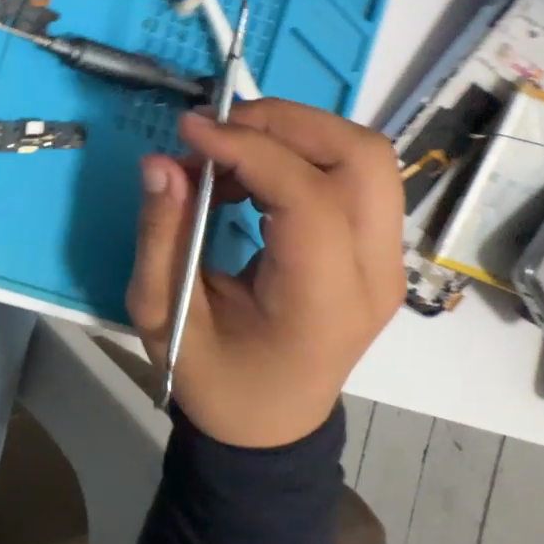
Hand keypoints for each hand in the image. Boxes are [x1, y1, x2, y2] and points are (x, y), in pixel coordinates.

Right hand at [127, 100, 403, 448]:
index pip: (308, 196)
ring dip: (291, 132)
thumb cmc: (211, 375)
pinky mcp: (372, 247)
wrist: (267, 421)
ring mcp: (382, 258)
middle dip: (282, 122)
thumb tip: (160, 161)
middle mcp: (372, 271)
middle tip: (212, 130)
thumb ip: (160, 234)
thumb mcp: (162, 312)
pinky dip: (295, 152)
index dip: (247, 149)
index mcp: (322, 299)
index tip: (185, 130)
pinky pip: (350, 174)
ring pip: (365, 156)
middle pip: (361, 157)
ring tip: (221, 152)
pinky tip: (241, 176)